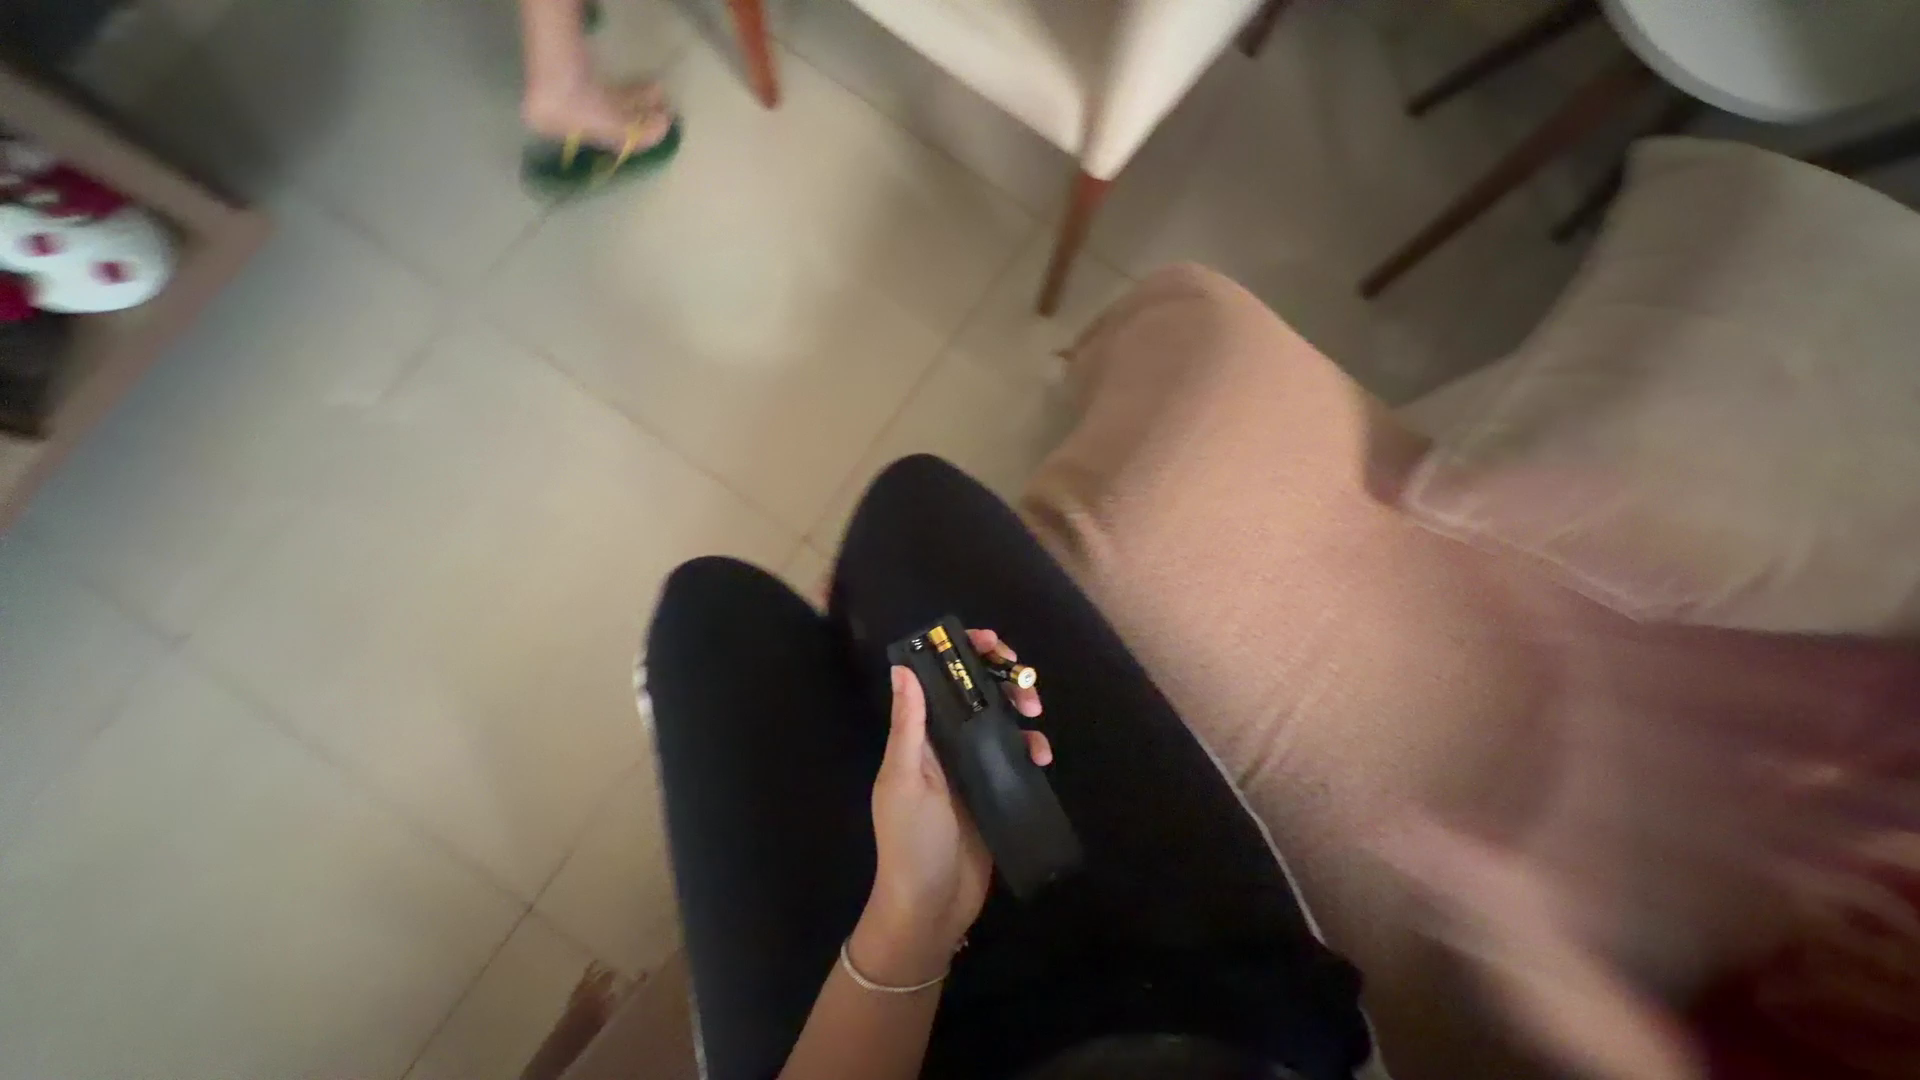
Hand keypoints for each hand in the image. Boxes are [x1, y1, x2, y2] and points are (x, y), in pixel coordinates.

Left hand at [853, 630, 1050, 985]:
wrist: (930, 907)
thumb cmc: (910, 840)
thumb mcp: (906, 779)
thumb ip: (909, 726)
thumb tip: (903, 667)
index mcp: (918, 738)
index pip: (938, 682)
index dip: (960, 656)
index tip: (990, 644)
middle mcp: (944, 746)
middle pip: (975, 695)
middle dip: (1001, 678)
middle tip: (1024, 679)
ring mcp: (971, 769)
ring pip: (1000, 721)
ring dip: (1020, 708)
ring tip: (1035, 713)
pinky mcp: (994, 792)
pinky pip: (1015, 757)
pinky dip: (1030, 747)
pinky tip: (1041, 755)